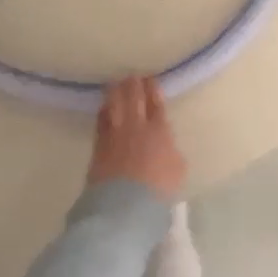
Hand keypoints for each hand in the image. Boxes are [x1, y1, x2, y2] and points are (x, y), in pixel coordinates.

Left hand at [86, 76, 185, 199]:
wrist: (125, 201)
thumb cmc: (159, 187)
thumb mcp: (178, 168)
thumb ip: (171, 151)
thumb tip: (166, 145)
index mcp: (160, 130)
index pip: (156, 104)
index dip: (153, 90)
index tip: (150, 80)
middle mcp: (136, 126)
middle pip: (133, 99)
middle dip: (133, 85)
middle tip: (132, 76)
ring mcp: (115, 134)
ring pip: (114, 106)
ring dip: (115, 93)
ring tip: (115, 84)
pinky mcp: (99, 145)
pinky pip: (101, 121)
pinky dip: (104, 111)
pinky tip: (104, 106)